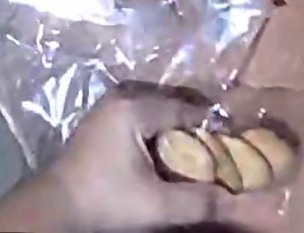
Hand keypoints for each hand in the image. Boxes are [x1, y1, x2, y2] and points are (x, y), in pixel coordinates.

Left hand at [41, 93, 228, 229]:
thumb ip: (202, 202)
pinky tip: (173, 143)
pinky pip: (139, 109)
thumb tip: (241, 201)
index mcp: (132, 109)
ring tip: (205, 139)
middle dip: (196, 116)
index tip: (240, 137)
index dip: (212, 122)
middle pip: (166, 99)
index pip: (182, 108)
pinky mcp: (103, 118)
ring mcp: (107, 105)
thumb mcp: (160, 205)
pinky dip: (159, 120)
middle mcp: (119, 98)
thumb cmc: (109, 198)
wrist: (62, 200)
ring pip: (152, 102)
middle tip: (226, 138)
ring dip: (177, 117)